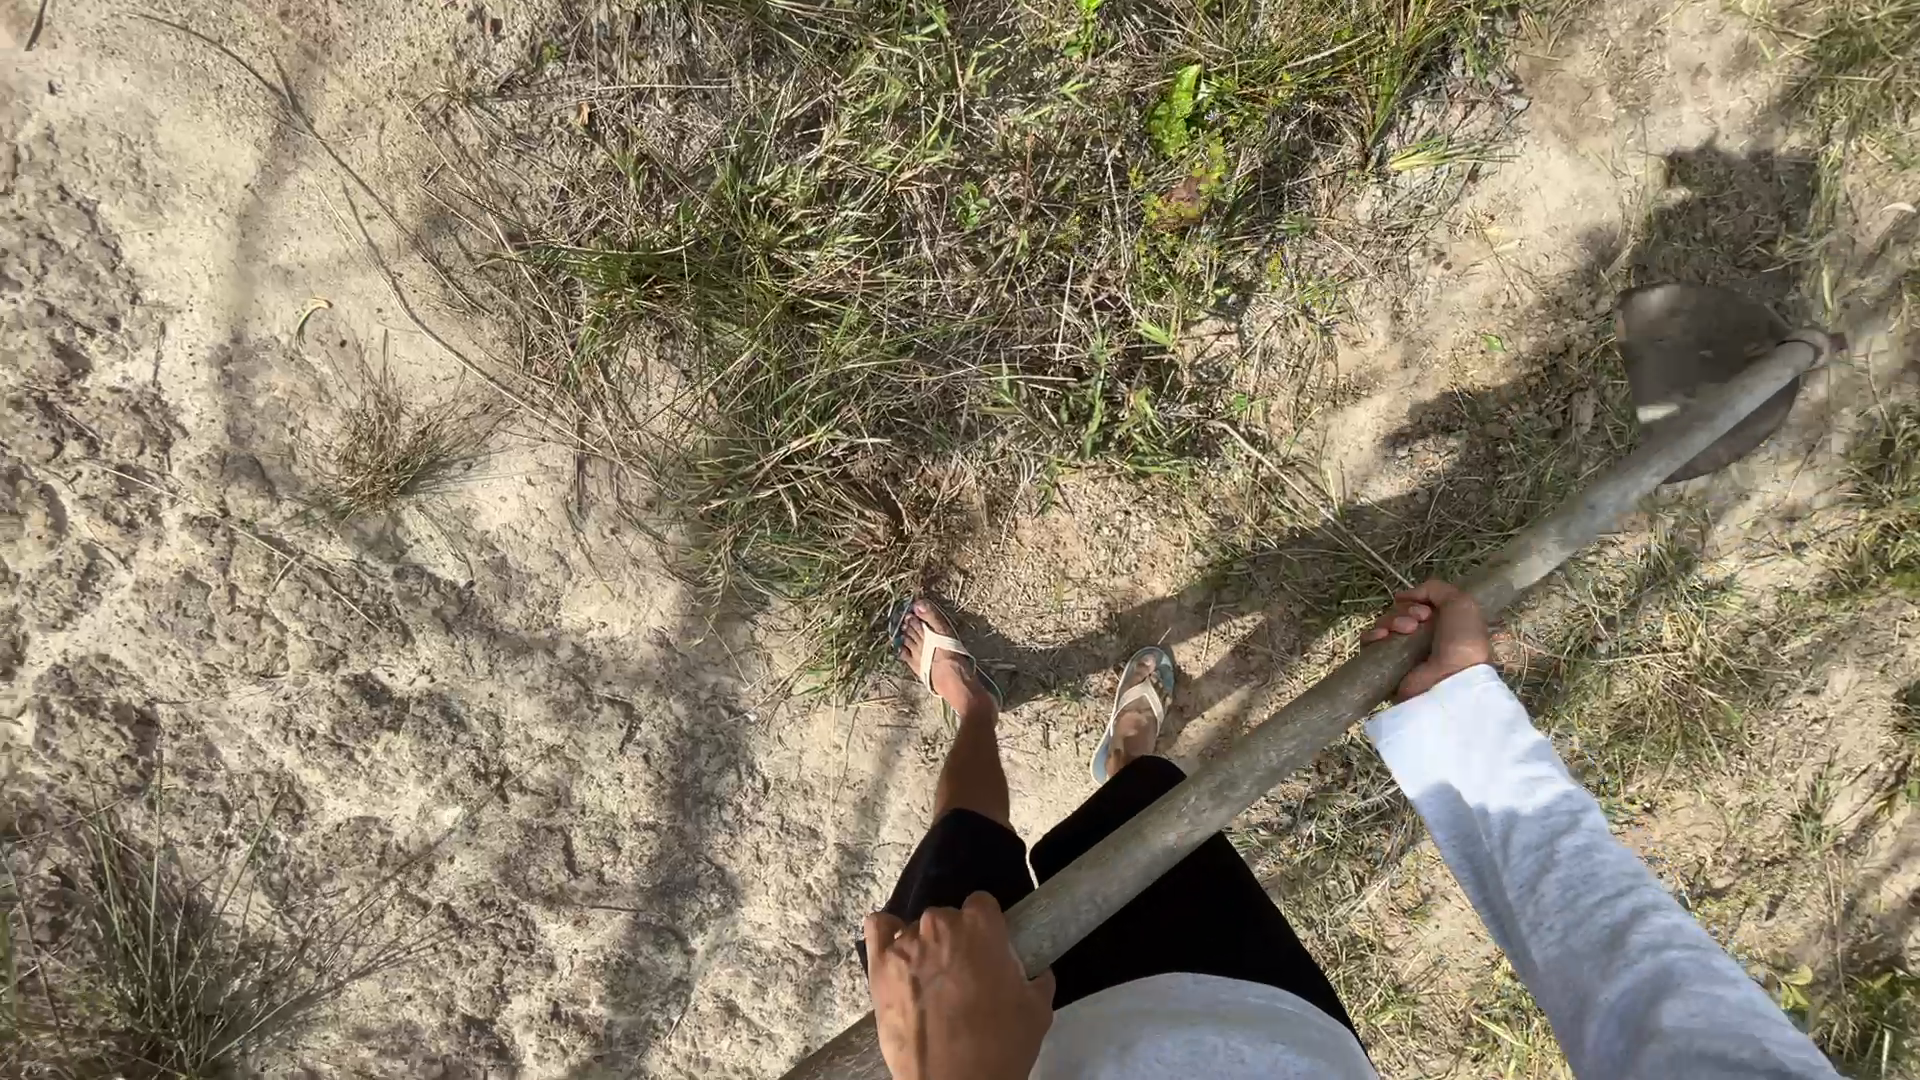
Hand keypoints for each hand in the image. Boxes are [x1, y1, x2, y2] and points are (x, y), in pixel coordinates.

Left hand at [865, 892, 1055, 1079]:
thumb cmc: (1000, 1046)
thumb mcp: (1036, 1011)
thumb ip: (1037, 981)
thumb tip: (1039, 975)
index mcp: (980, 925)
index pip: (982, 905)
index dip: (987, 928)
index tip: (988, 951)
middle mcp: (940, 923)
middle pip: (949, 918)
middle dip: (957, 941)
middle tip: (964, 976)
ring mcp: (906, 942)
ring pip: (917, 928)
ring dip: (925, 948)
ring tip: (931, 983)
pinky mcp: (879, 965)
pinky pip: (878, 928)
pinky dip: (885, 934)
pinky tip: (896, 952)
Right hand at [1360, 579, 1491, 701]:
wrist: (1451, 678)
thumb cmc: (1462, 642)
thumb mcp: (1461, 604)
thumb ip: (1435, 589)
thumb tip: (1402, 596)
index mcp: (1438, 626)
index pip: (1415, 605)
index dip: (1417, 602)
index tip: (1425, 611)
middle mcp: (1419, 638)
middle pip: (1397, 612)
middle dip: (1404, 612)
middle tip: (1416, 623)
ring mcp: (1400, 651)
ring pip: (1383, 624)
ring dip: (1390, 621)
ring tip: (1405, 631)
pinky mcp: (1383, 664)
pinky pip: (1368, 642)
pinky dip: (1372, 635)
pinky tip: (1382, 636)